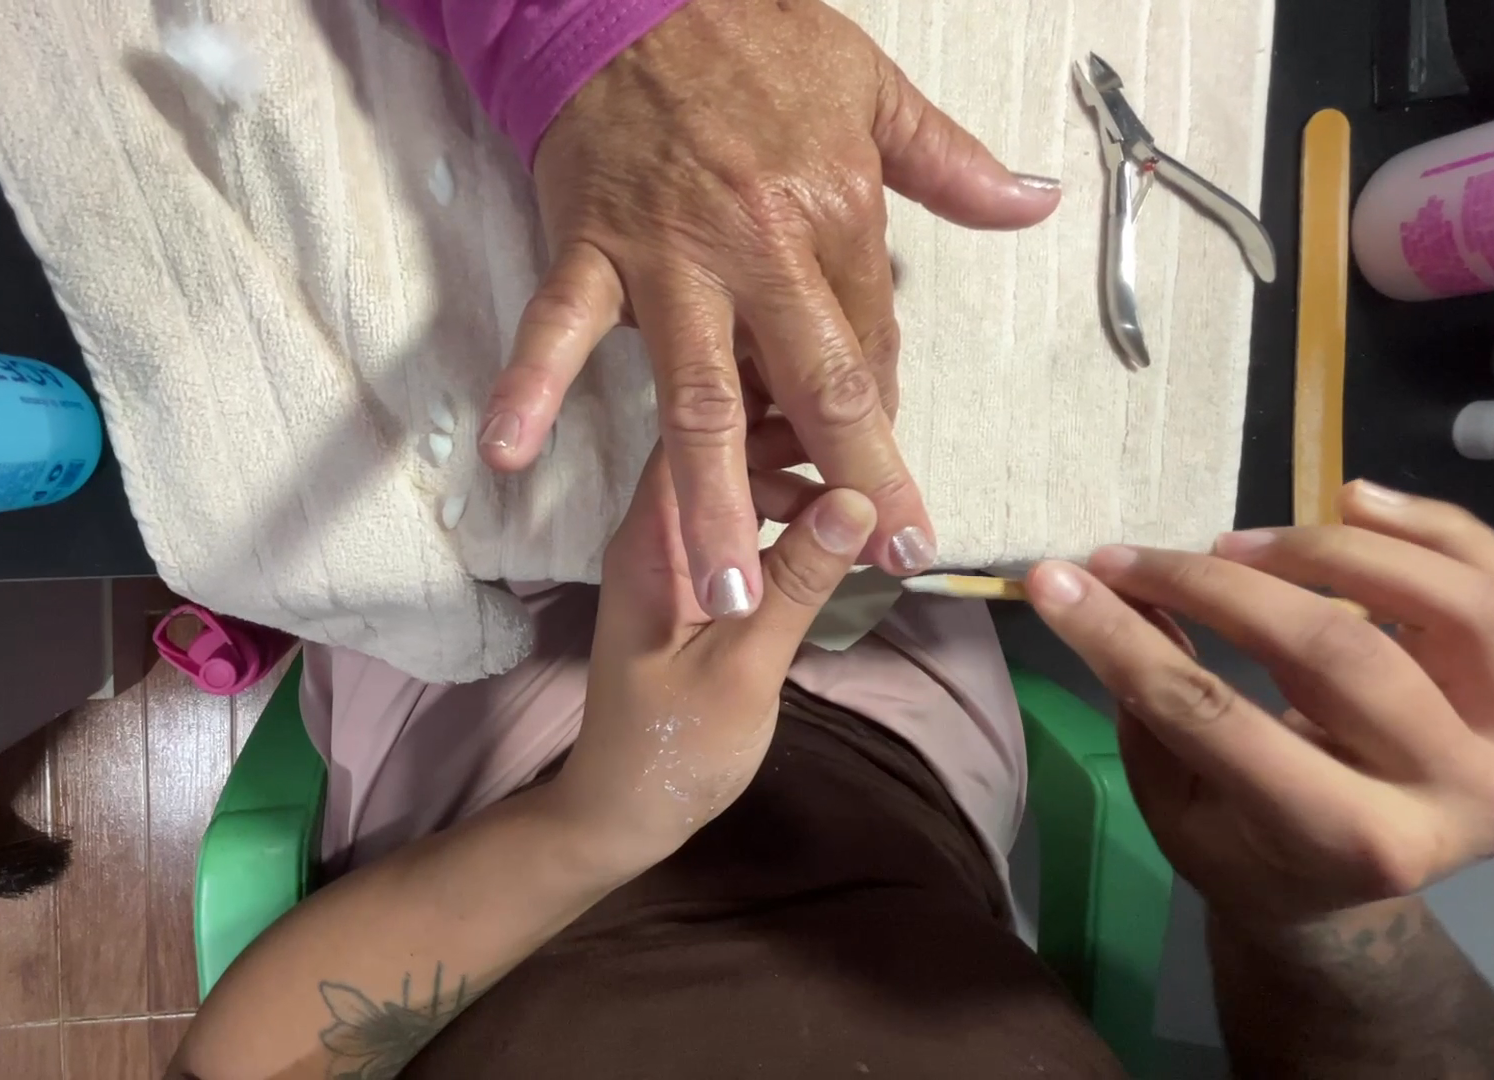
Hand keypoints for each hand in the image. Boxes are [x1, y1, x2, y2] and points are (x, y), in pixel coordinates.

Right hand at [478, 0, 1060, 618]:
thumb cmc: (753, 47)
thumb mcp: (871, 92)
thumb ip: (950, 165)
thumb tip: (1036, 206)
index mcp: (832, 215)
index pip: (867, 346)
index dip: (880, 423)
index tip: (888, 491)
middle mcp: (759, 249)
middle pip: (813, 387)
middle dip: (851, 480)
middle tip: (881, 565)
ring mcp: (668, 259)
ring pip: (697, 395)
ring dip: (710, 497)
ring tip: (721, 588)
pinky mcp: (589, 254)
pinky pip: (555, 330)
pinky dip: (531, 388)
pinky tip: (507, 454)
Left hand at [545, 444, 875, 866]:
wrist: (623, 808)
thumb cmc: (674, 746)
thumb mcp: (743, 667)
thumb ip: (796, 582)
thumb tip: (857, 498)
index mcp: (651, 542)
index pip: (697, 438)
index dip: (761, 404)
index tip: (834, 390)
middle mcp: (656, 538)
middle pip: (721, 457)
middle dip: (793, 446)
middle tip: (870, 453)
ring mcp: (675, 563)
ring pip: (735, 494)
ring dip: (796, 490)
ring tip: (863, 506)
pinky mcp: (695, 590)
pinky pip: (742, 534)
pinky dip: (786, 528)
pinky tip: (832, 541)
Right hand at [1025, 481, 1493, 927]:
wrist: (1347, 877)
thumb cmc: (1237, 843)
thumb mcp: (1167, 792)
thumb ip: (1148, 700)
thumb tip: (1107, 595)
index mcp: (1346, 841)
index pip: (1209, 711)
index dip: (1116, 636)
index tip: (1053, 580)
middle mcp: (1461, 798)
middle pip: (1328, 650)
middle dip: (1202, 586)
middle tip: (1122, 560)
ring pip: (1450, 607)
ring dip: (1320, 553)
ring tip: (1231, 544)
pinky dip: (1433, 528)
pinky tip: (1353, 498)